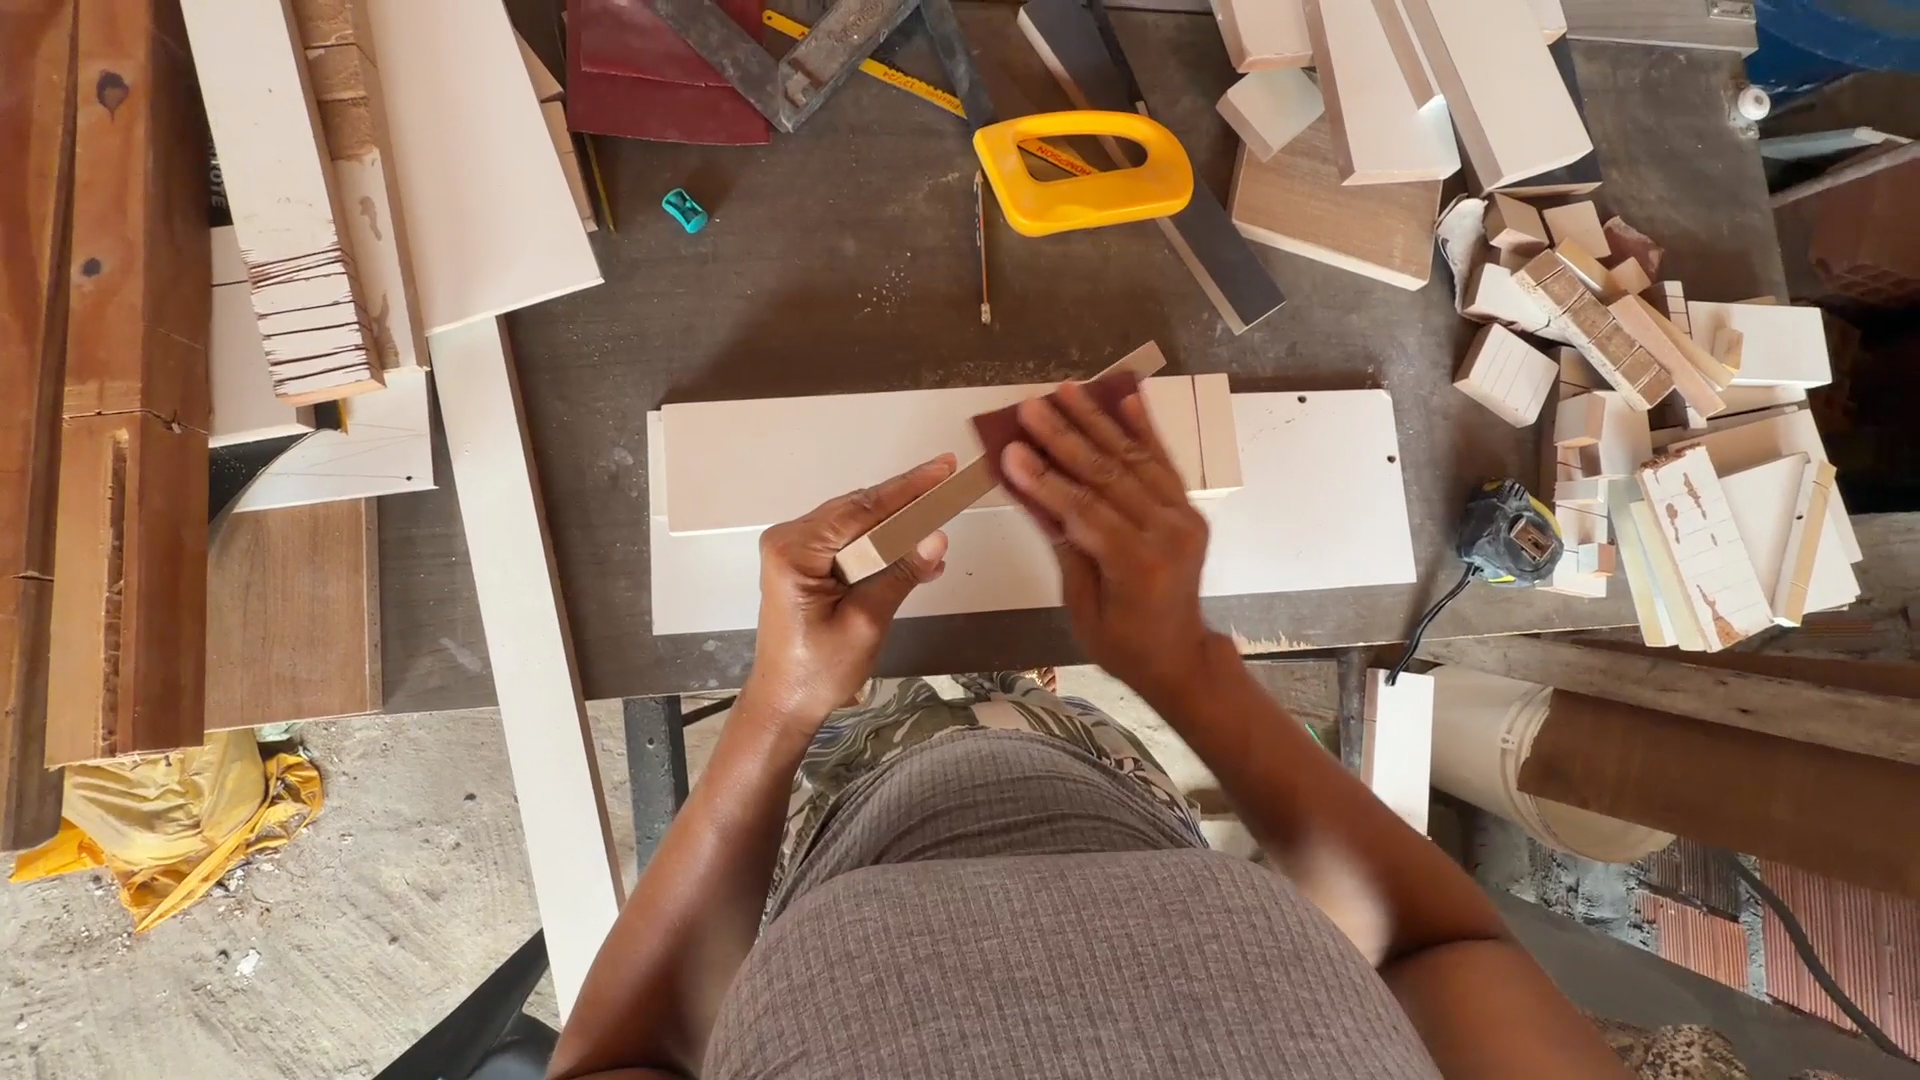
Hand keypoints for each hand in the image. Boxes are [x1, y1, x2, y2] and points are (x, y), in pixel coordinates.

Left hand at [743, 455, 955, 724]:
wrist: (785, 701)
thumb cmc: (820, 671)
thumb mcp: (866, 623)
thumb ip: (900, 575)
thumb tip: (938, 538)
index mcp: (795, 551)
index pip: (860, 509)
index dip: (906, 488)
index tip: (943, 467)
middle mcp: (789, 539)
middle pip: (857, 509)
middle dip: (905, 501)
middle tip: (948, 484)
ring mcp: (795, 549)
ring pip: (856, 523)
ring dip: (897, 526)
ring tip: (939, 522)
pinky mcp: (805, 563)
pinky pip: (850, 542)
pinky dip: (882, 547)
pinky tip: (915, 556)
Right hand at [1000, 383, 1219, 707]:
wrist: (1179, 654)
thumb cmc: (1122, 643)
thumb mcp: (1081, 604)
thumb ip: (1064, 545)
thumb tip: (1032, 493)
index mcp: (1136, 564)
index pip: (1081, 509)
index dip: (1043, 477)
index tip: (1010, 447)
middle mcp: (1166, 532)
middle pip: (1108, 474)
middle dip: (1064, 437)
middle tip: (1031, 408)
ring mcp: (1183, 517)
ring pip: (1134, 459)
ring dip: (1097, 421)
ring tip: (1066, 391)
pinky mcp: (1187, 510)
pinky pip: (1163, 463)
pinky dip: (1144, 429)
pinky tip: (1127, 399)